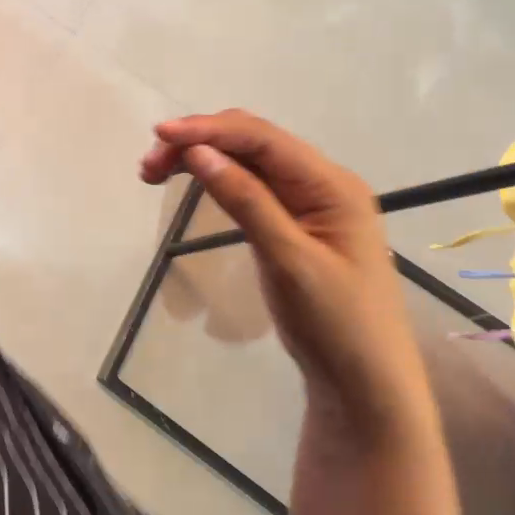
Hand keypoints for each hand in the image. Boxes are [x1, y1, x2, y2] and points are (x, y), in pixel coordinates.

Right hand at [140, 110, 428, 428]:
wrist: (365, 385)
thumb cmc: (337, 323)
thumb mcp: (288, 260)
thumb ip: (245, 200)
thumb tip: (196, 151)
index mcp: (332, 185)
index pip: (261, 138)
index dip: (207, 129)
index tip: (159, 134)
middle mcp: (320, 182)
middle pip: (250, 140)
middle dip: (198, 140)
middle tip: (149, 165)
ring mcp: (305, 200)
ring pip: (243, 158)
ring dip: (199, 156)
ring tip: (153, 172)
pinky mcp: (289, 219)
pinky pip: (246, 181)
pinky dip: (212, 176)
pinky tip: (188, 182)